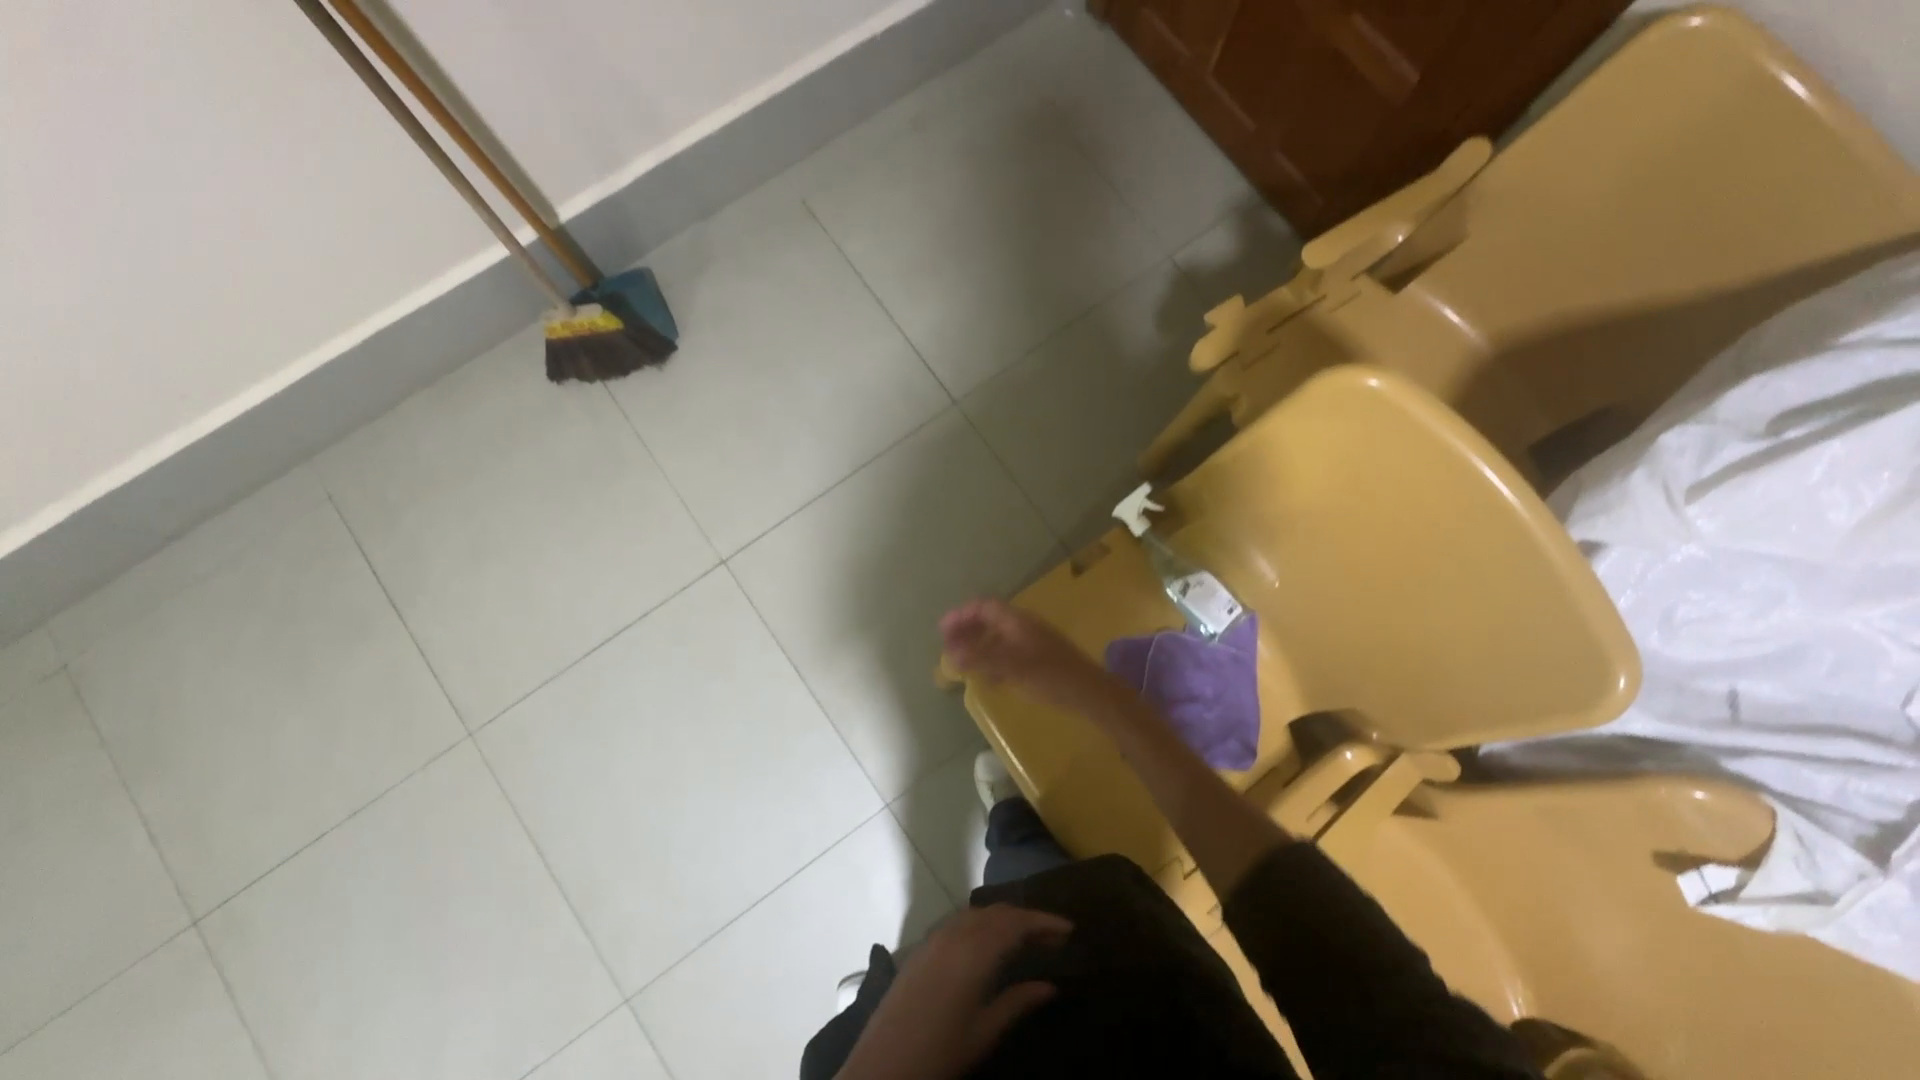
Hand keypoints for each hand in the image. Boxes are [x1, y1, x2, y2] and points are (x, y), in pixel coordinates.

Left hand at [837, 905, 1071, 1079]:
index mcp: (974, 952)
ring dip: (1003, 918)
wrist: (881, 1065)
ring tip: (1027, 938)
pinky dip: (981, 923)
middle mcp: (953, 935)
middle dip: (1027, 918)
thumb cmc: (939, 1053)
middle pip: (996, 912)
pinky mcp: (920, 950)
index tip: (1070, 930)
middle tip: (1054, 936)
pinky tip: (990, 944)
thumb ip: (1018, 1002)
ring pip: (976, 913)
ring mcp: (933, 940)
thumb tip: (1050, 986)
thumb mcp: (984, 1031)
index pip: (1016, 923)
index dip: (1044, 922)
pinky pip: (958, 922)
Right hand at [939, 599, 1112, 709]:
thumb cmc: (1050, 676)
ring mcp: (1033, 643)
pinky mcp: (1040, 660)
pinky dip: (994, 661)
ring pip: (999, 638)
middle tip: (948, 647)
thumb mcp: (1011, 666)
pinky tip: (990, 679)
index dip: (961, 614)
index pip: (984, 606)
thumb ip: (980, 658)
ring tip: (963, 664)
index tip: (942, 629)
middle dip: (967, 631)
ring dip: (979, 647)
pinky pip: (1009, 654)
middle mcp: (1024, 627)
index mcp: (1017, 621)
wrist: (1090, 692)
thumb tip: (949, 652)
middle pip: (990, 620)